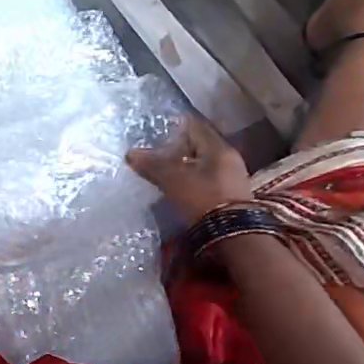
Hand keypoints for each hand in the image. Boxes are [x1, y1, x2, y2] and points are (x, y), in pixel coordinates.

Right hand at [125, 116, 256, 222]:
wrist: (232, 235)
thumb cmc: (203, 199)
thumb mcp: (174, 180)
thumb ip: (153, 165)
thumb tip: (131, 153)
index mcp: (218, 148)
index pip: (194, 127)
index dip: (173, 127)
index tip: (155, 133)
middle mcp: (228, 159)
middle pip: (198, 147)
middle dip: (177, 149)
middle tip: (155, 155)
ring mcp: (231, 178)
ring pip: (202, 165)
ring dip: (184, 167)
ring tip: (163, 174)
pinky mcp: (229, 196)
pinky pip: (206, 180)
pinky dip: (191, 181)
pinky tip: (178, 189)